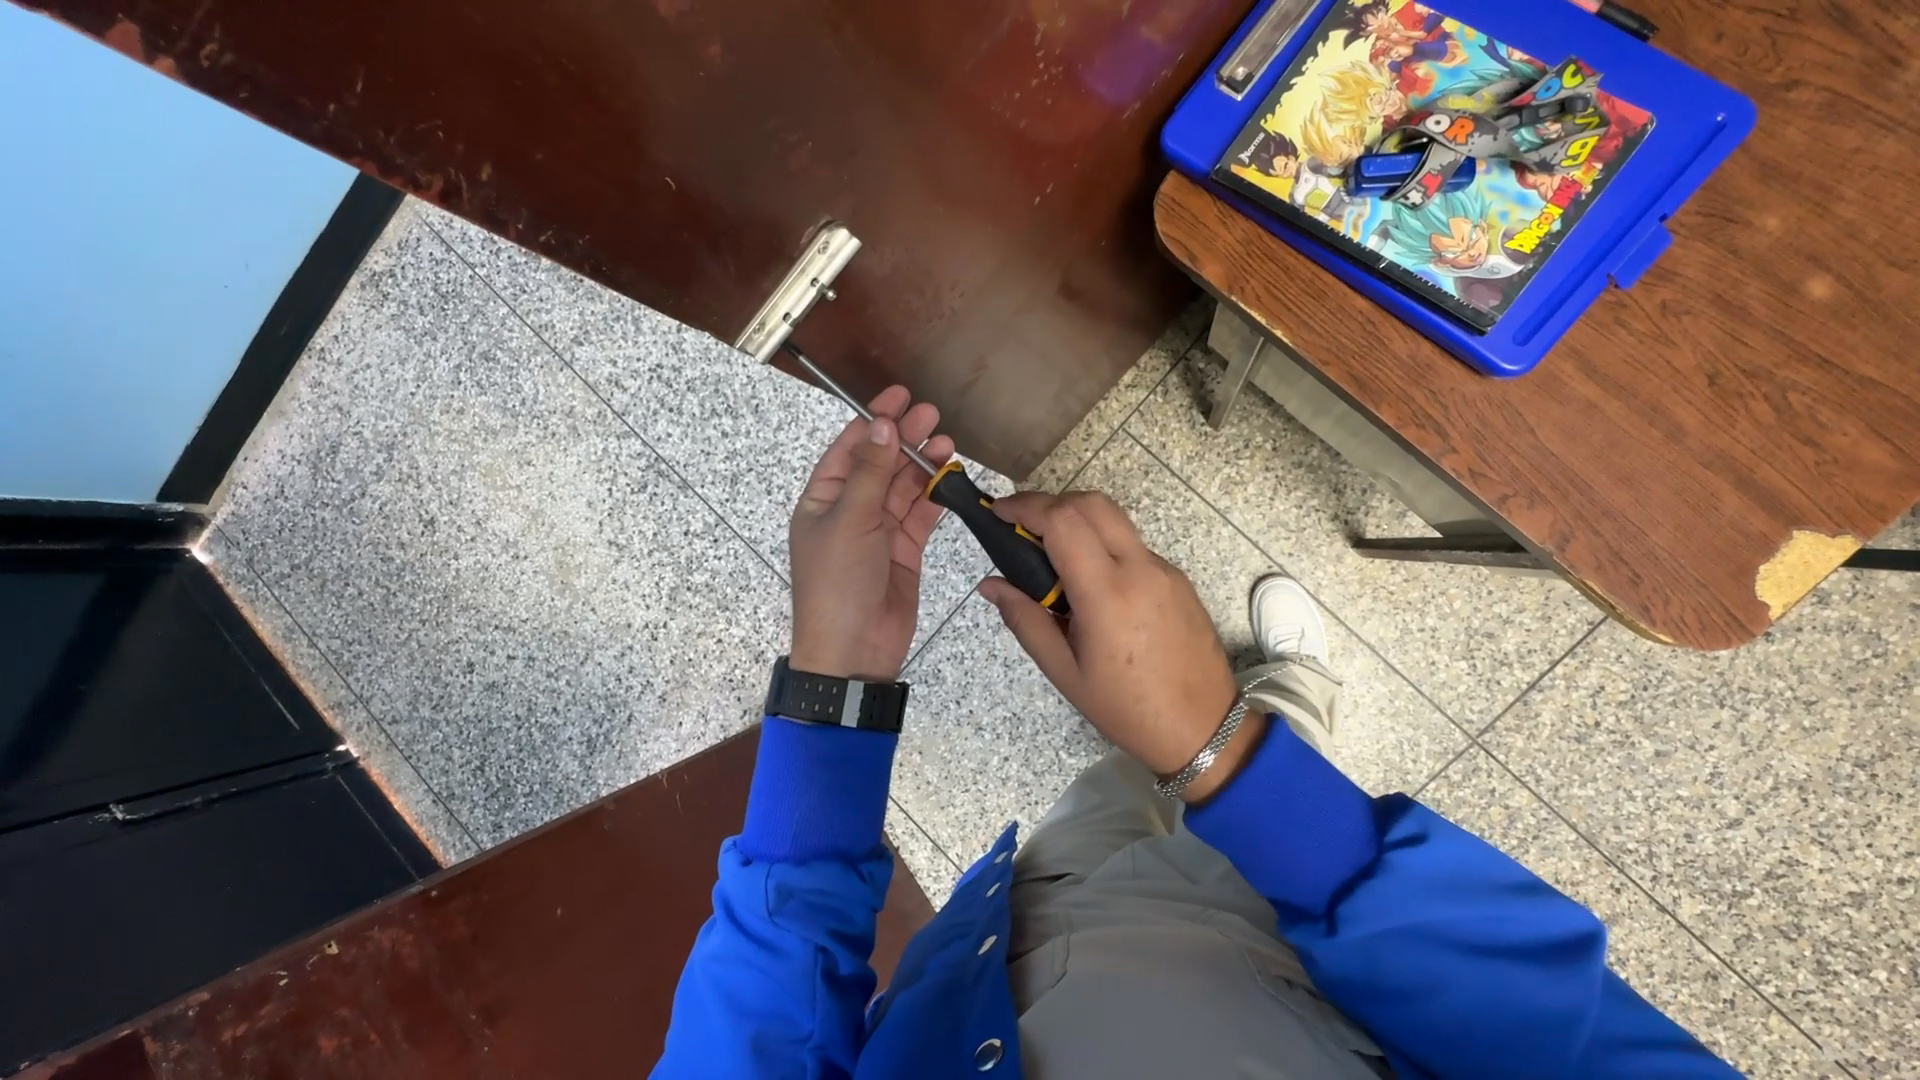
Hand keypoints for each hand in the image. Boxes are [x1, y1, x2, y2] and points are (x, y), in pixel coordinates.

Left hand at [787, 386, 952, 681]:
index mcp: (823, 501)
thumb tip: (881, 426)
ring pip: (902, 487)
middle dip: (903, 439)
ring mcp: (879, 531)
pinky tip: (949, 474)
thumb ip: (870, 474)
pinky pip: (920, 514)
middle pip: (879, 464)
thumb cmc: (838, 582)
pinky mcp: (904, 550)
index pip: (848, 450)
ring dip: (922, 464)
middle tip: (931, 414)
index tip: (898, 397)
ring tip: (946, 440)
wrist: (854, 648)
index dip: (872, 421)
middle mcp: (850, 511)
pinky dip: (935, 494)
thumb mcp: (850, 521)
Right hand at [977, 491, 1258, 801]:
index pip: (1063, 521)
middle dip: (1050, 502)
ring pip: (1115, 521)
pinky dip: (1102, 546)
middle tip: (1021, 527)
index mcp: (1107, 592)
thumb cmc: (1126, 709)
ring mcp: (1165, 570)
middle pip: (1091, 503)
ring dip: (1078, 521)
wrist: (1205, 729)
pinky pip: (1133, 546)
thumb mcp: (1065, 672)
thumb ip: (1025, 620)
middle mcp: (1140, 568)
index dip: (1026, 506)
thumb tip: (990, 585)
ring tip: (1051, 557)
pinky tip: (1090, 585)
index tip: (999, 512)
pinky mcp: (1178, 579)